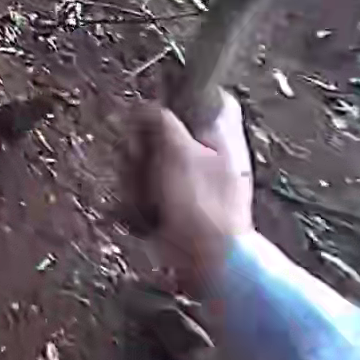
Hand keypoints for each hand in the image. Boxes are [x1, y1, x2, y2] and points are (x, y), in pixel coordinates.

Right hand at [145, 94, 253, 290]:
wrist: (212, 264)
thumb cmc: (200, 202)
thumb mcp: (177, 150)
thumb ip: (160, 120)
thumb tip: (144, 107)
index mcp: (221, 133)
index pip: (211, 95)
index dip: (183, 94)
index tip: (158, 107)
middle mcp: (212, 153)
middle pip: (170, 129)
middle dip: (145, 142)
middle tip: (140, 156)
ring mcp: (197, 180)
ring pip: (155, 159)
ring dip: (138, 174)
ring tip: (141, 193)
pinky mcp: (182, 204)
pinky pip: (154, 188)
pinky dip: (142, 197)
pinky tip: (140, 210)